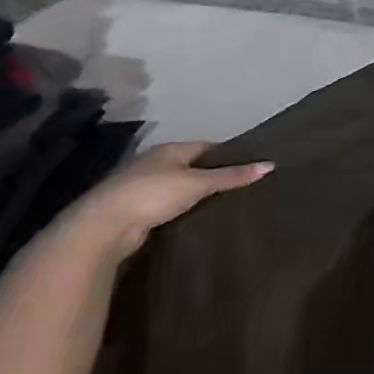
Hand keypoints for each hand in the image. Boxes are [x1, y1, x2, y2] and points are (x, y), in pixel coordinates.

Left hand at [57, 142, 271, 258]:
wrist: (103, 226)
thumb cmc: (152, 194)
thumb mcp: (198, 183)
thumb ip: (232, 176)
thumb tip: (270, 164)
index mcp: (170, 150)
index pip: (207, 147)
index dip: (228, 155)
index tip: (250, 166)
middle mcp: (156, 163)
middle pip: (193, 166)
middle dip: (215, 175)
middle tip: (244, 187)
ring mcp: (143, 187)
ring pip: (181, 186)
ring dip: (198, 194)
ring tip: (226, 204)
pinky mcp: (137, 210)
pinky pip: (170, 205)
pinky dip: (184, 209)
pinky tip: (198, 218)